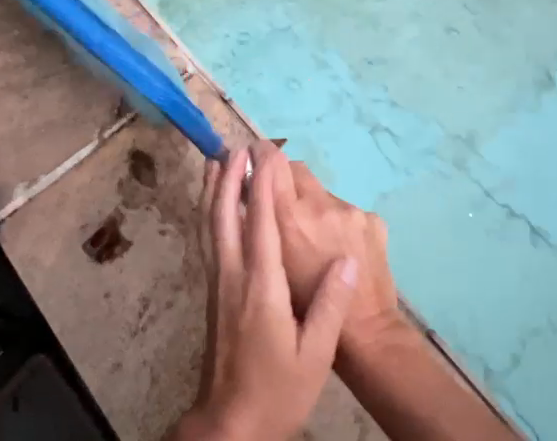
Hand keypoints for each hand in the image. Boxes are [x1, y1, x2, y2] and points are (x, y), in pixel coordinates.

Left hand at [171, 143, 358, 440]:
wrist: (231, 418)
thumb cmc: (278, 387)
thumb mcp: (316, 353)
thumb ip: (331, 305)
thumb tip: (347, 259)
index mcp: (259, 284)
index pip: (258, 220)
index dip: (260, 182)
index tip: (265, 151)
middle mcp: (231, 273)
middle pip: (223, 211)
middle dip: (230, 175)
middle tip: (240, 143)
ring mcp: (217, 280)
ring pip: (209, 222)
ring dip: (214, 188)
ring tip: (219, 159)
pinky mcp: (213, 290)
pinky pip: (209, 237)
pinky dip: (211, 211)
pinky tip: (216, 206)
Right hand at [264, 148, 407, 346]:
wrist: (365, 330)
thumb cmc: (303, 303)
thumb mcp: (269, 261)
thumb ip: (258, 220)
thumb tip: (246, 188)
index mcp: (290, 215)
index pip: (272, 160)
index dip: (260, 153)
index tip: (252, 155)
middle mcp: (320, 204)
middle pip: (296, 168)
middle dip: (284, 178)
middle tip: (280, 202)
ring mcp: (351, 211)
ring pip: (321, 192)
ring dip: (312, 204)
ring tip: (313, 237)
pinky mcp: (373, 220)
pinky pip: (345, 210)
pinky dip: (337, 221)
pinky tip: (338, 246)